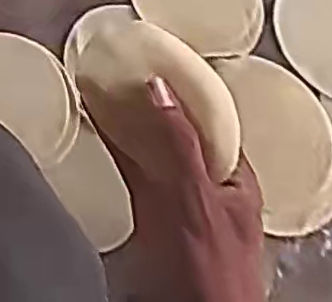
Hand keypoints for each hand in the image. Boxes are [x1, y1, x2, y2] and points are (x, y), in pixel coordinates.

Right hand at [105, 77, 266, 301]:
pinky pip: (132, 170)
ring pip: (152, 150)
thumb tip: (162, 86)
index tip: (161, 64)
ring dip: (129, 121)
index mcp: (236, 180)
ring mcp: (178, 203)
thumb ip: (181, 142)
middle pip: (178, 133)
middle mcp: (208, 187)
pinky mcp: (151, 218)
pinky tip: (95, 126)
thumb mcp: (198, 195)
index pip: (212, 121)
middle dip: (153, 103)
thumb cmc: (211, 268)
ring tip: (104, 88)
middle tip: (126, 70)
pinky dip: (114, 146)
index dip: (188, 92)